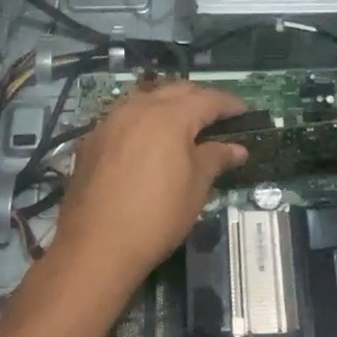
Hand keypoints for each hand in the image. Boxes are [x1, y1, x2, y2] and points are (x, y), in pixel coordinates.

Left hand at [53, 82, 248, 287]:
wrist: (96, 246)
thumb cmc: (157, 216)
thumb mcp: (196, 187)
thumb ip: (216, 158)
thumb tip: (237, 148)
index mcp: (169, 116)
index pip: (207, 99)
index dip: (229, 104)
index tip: (245, 112)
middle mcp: (138, 108)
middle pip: (176, 91)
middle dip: (199, 100)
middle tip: (217, 119)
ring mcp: (111, 121)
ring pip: (146, 100)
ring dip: (168, 106)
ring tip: (183, 127)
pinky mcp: (92, 140)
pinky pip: (124, 118)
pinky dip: (143, 122)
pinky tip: (147, 143)